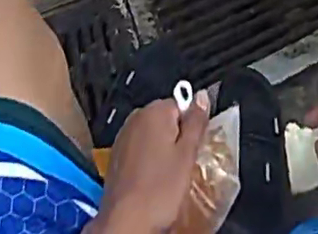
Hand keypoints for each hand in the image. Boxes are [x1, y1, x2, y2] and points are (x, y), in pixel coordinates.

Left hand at [93, 92, 209, 233]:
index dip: (190, 127)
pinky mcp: (115, 157)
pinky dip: (146, 160)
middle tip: (180, 164)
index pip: (183, 104)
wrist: (124, 227)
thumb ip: (196, 121)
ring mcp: (122, 137)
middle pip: (167, 118)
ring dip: (161, 150)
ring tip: (165, 176)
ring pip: (152, 135)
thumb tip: (202, 95)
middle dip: (175, 137)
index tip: (190, 148)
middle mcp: (136, 117)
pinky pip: (139, 149)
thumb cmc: (159, 190)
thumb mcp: (187, 154)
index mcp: (155, 110)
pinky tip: (150, 181)